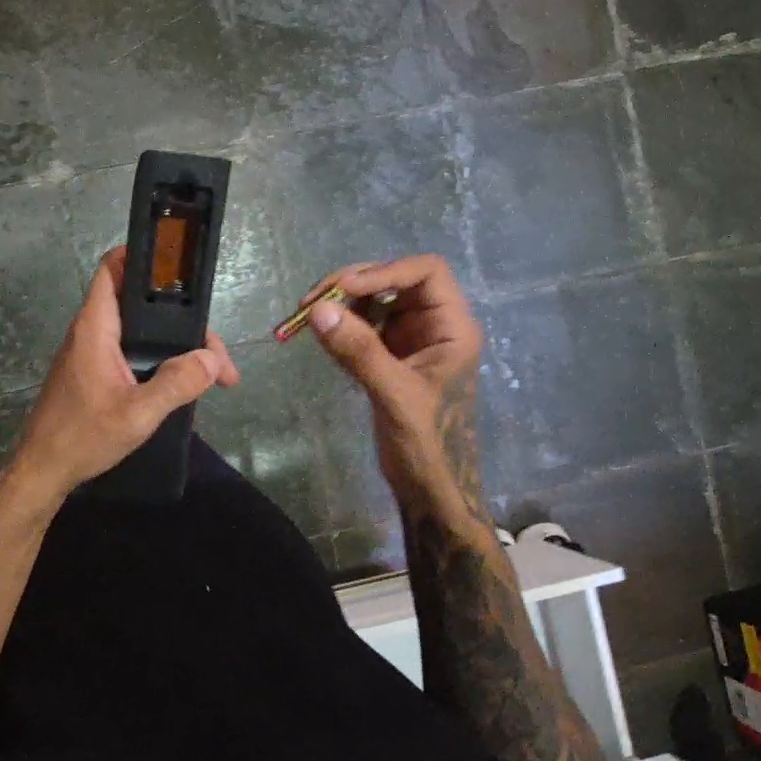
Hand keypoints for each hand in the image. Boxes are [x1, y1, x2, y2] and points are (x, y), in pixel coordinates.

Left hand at [8, 247, 240, 499]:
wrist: (44, 470)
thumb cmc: (82, 437)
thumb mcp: (137, 414)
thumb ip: (175, 384)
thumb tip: (210, 359)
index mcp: (95, 328)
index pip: (113, 268)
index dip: (143, 256)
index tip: (181, 264)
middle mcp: (91, 332)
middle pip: (141, 305)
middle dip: (184, 322)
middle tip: (216, 355)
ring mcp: (91, 353)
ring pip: (141, 333)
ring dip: (176, 347)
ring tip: (212, 373)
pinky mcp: (94, 374)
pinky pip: (133, 354)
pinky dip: (160, 363)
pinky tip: (183, 385)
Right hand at [303, 256, 483, 495]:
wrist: (429, 489)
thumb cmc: (427, 444)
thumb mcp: (394, 396)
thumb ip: (359, 351)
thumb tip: (319, 310)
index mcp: (452, 327)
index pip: (426, 272)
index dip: (384, 271)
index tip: (342, 290)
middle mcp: (433, 325)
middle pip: (395, 279)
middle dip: (353, 284)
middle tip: (312, 302)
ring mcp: (410, 340)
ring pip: (375, 300)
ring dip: (341, 302)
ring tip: (308, 316)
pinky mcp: (390, 356)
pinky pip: (363, 325)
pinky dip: (340, 325)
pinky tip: (322, 337)